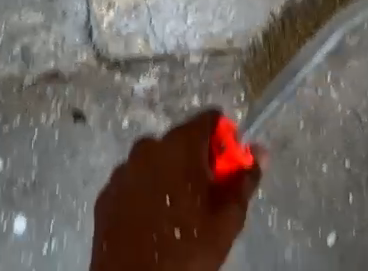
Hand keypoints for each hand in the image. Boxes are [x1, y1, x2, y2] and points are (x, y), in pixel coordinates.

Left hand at [89, 109, 260, 270]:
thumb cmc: (187, 248)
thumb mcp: (228, 217)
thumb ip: (245, 178)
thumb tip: (261, 151)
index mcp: (180, 145)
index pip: (210, 119)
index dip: (225, 138)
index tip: (229, 165)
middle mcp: (149, 146)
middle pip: (182, 139)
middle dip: (198, 159)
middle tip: (207, 195)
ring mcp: (124, 169)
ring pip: (157, 160)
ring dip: (171, 174)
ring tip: (179, 211)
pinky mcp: (107, 192)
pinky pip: (135, 180)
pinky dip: (147, 190)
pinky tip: (154, 219)